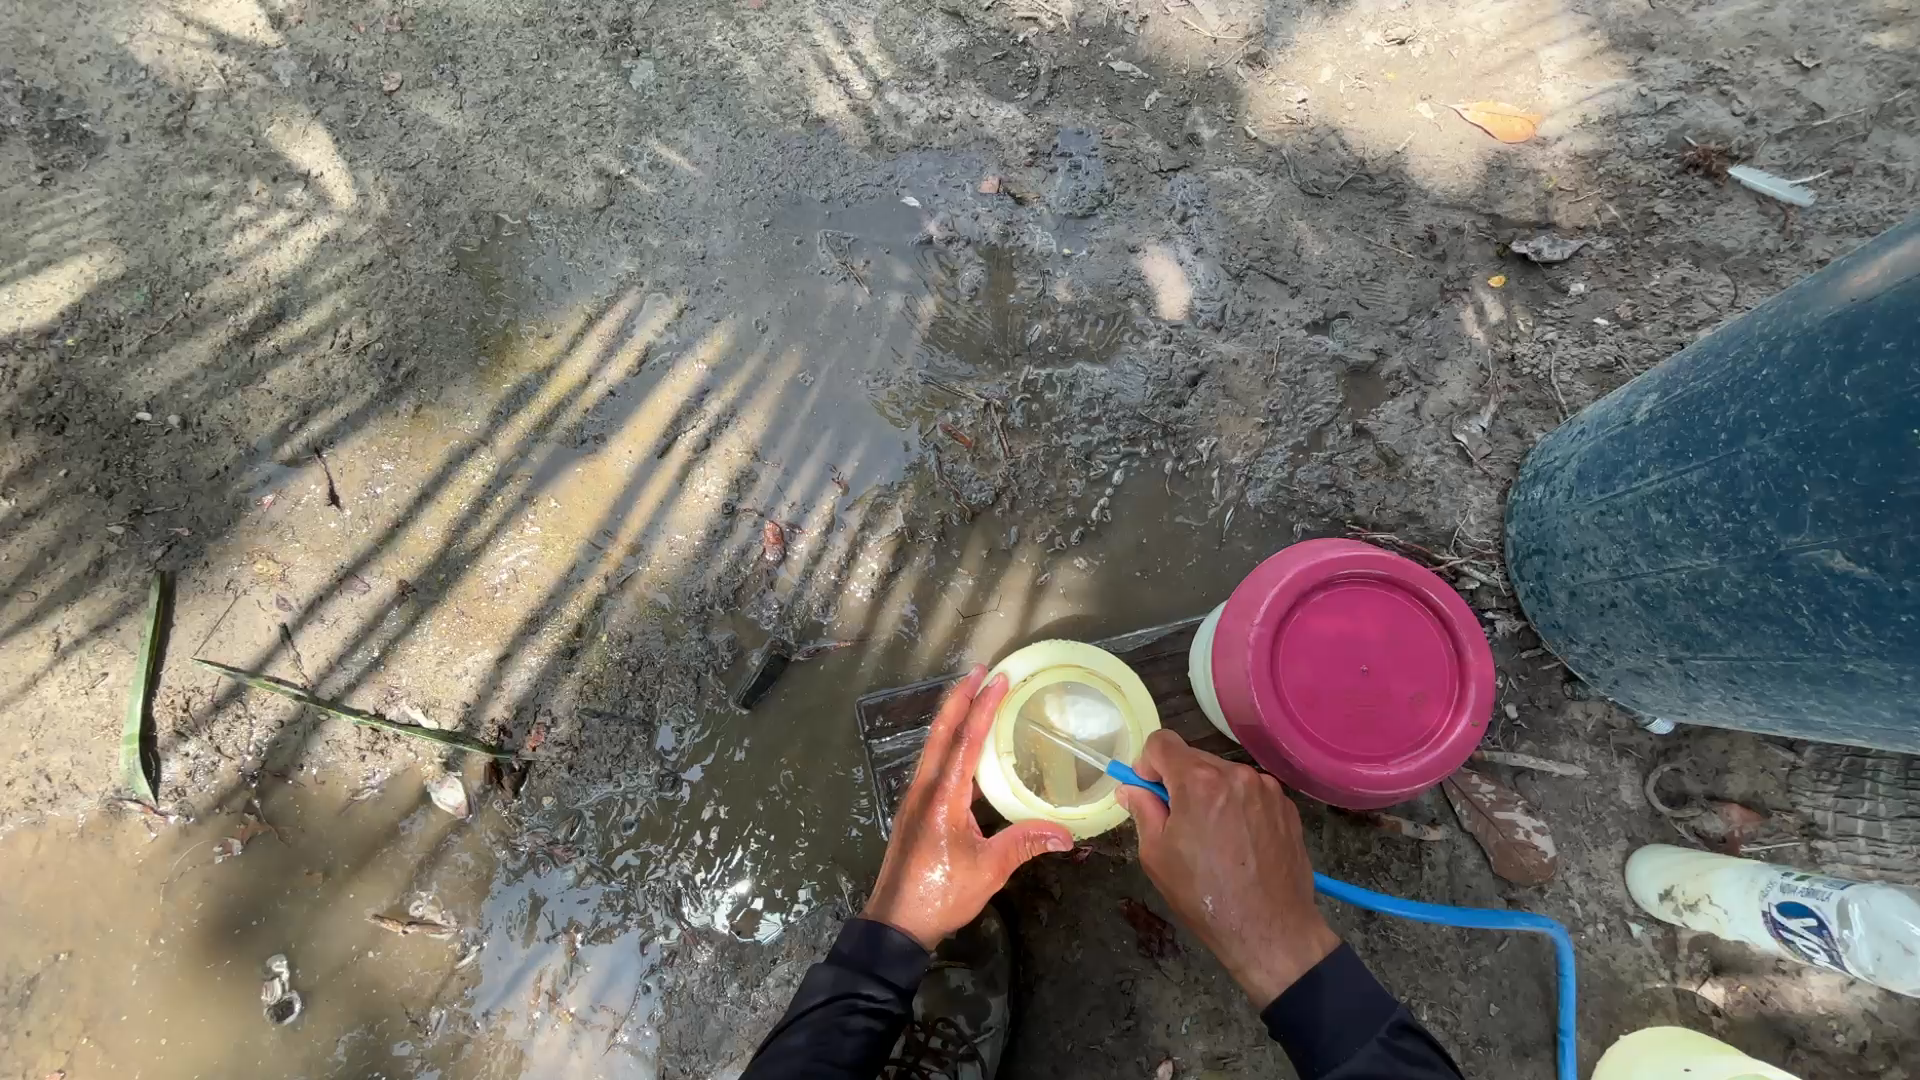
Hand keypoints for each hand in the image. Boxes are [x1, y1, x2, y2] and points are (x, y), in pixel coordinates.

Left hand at [864, 665, 1074, 947]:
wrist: (895, 922)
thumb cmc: (941, 893)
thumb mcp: (989, 869)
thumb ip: (1025, 844)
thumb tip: (1067, 834)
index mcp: (944, 795)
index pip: (966, 740)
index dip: (983, 707)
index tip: (997, 679)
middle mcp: (926, 786)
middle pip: (942, 731)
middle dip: (961, 697)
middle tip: (981, 670)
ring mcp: (916, 795)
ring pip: (934, 743)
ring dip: (953, 715)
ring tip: (972, 694)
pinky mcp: (916, 807)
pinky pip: (933, 760)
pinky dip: (949, 739)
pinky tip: (962, 743)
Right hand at [1115, 730, 1340, 1004]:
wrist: (1272, 933)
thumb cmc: (1205, 896)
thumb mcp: (1156, 854)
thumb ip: (1142, 810)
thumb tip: (1131, 788)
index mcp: (1198, 781)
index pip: (1161, 742)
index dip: (1147, 763)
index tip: (1149, 792)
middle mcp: (1235, 774)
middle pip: (1193, 758)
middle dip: (1179, 781)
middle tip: (1179, 822)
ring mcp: (1266, 788)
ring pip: (1222, 775)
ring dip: (1210, 793)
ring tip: (1213, 837)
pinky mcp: (1286, 806)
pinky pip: (1249, 792)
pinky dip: (1237, 805)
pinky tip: (1240, 842)